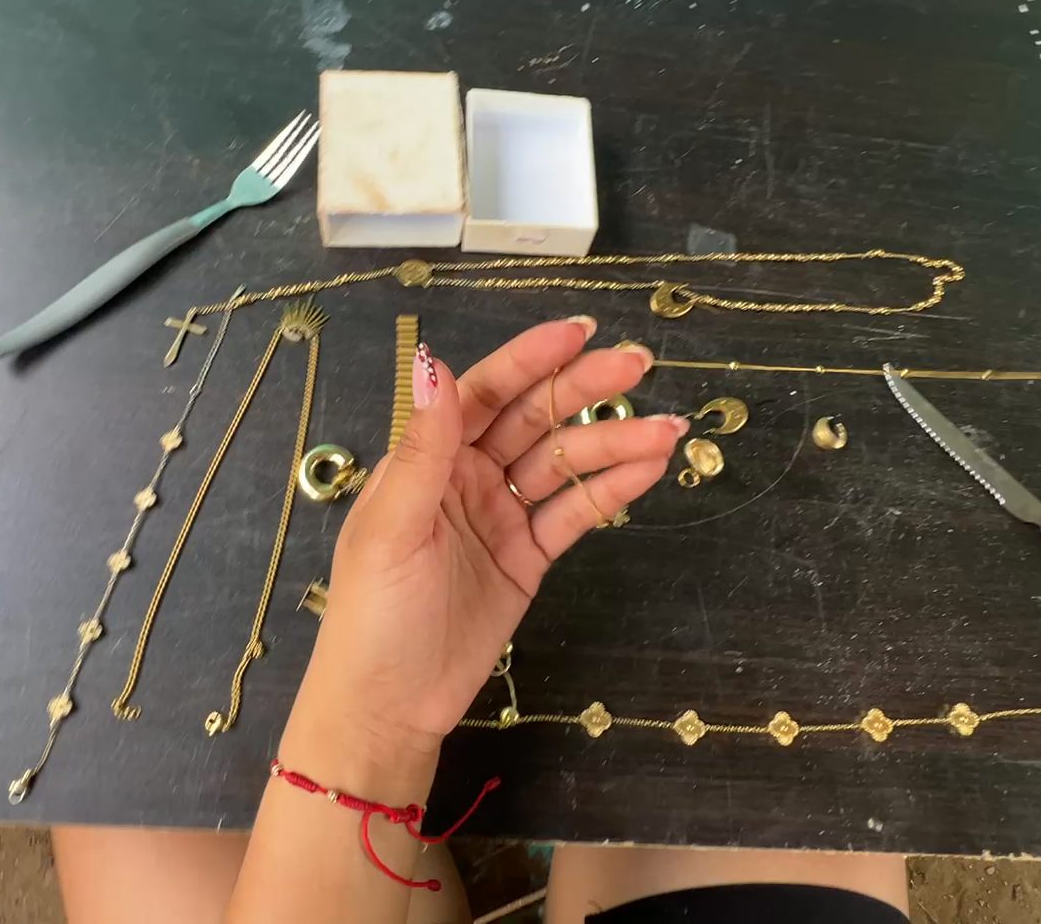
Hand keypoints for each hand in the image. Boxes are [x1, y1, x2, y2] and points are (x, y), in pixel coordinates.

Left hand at [290, 317, 686, 759]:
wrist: (391, 707)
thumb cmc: (375, 614)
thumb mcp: (392, 529)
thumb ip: (423, 451)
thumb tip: (437, 364)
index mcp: (430, 458)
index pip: (485, 393)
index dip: (530, 360)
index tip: (579, 333)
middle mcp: (469, 474)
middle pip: (533, 418)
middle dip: (583, 389)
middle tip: (638, 363)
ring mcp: (502, 514)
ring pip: (563, 464)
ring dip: (613, 442)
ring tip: (665, 429)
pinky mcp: (529, 555)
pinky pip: (574, 513)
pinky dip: (611, 490)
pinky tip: (649, 467)